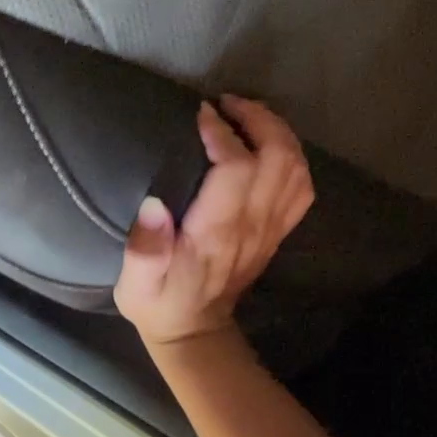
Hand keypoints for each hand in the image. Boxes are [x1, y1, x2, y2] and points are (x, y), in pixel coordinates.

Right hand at [114, 96, 314, 346]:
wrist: (195, 332)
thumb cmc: (158, 302)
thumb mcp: (135, 284)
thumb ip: (144, 246)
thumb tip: (154, 204)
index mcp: (216, 231)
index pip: (235, 168)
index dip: (223, 134)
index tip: (201, 115)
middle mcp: (251, 225)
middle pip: (278, 157)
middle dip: (258, 120)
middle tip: (228, 104)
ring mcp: (270, 228)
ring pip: (295, 166)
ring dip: (277, 132)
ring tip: (248, 115)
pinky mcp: (276, 231)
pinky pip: (301, 186)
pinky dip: (292, 157)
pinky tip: (270, 147)